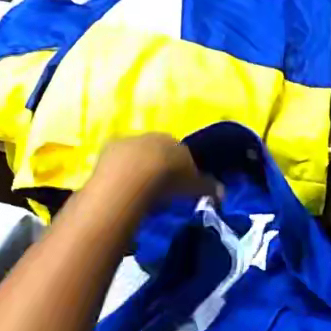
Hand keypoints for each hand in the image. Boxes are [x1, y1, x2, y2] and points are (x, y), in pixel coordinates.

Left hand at [95, 134, 213, 203]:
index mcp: (174, 141)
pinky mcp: (107, 150)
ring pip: (135, 155)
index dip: (179, 170)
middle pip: (155, 152)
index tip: (178, 188)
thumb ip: (207, 187)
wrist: (133, 175)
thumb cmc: (169, 180)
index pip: (180, 153)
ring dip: (137, 171)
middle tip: (158, 192)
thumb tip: (222, 192)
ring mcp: (127, 141)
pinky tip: (121, 190)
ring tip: (138, 194)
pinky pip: (116, 163)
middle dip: (157, 169)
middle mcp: (151, 136)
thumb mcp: (193, 186)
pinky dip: (119, 175)